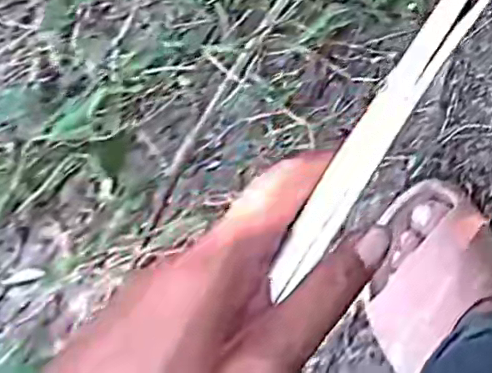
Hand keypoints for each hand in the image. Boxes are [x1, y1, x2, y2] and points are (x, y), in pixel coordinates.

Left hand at [51, 152, 388, 372]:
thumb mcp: (260, 366)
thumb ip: (322, 297)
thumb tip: (371, 240)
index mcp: (211, 263)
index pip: (290, 178)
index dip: (341, 158)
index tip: (375, 141)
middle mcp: (174, 263)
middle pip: (265, 230)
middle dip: (297, 258)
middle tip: (301, 316)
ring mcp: (140, 291)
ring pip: (229, 267)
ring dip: (255, 293)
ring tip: (245, 357)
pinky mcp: (116, 322)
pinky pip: (190, 294)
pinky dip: (216, 313)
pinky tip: (206, 363)